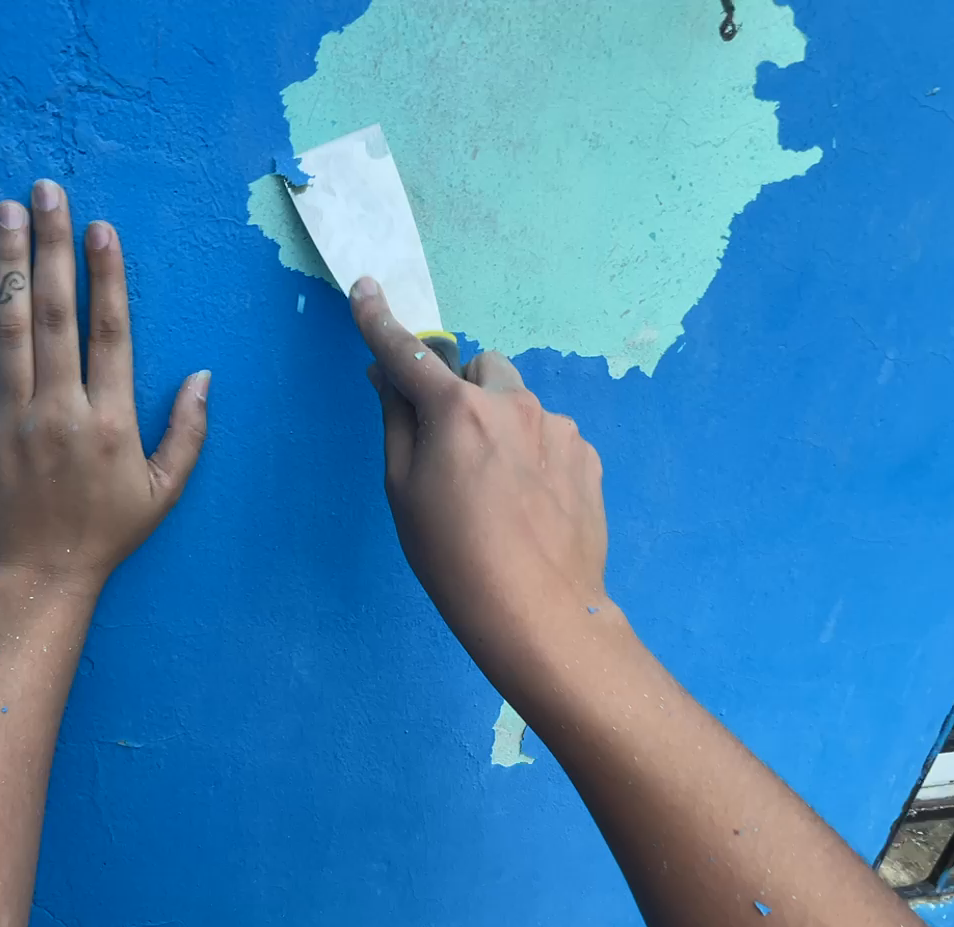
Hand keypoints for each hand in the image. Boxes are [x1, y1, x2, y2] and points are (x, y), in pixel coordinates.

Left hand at [0, 180, 208, 595]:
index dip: (108, 276)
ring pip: (10, 328)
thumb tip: (205, 377)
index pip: (111, 333)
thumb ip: (189, 432)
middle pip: (58, 314)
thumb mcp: (165, 491)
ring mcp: (14, 416)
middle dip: (54, 247)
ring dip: (7, 265)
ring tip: (3, 212)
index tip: (101, 228)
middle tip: (47, 191)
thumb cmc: (108, 533)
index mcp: (112, 422)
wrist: (42, 574)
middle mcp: (62, 409)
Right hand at [348, 277, 610, 681]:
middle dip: (461, 392)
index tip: (366, 288)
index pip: (409, 354)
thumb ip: (396, 424)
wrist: (538, 611)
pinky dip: (531, 453)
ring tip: (499, 491)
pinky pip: (548, 436)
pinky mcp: (587, 455)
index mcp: (457, 410)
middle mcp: (512, 402)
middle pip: (479, 370)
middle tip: (453, 447)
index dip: (380, 322)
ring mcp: (558, 427)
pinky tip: (530, 504)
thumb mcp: (403, 493)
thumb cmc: (452, 556)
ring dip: (500, 426)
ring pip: (518, 404)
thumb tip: (387, 378)